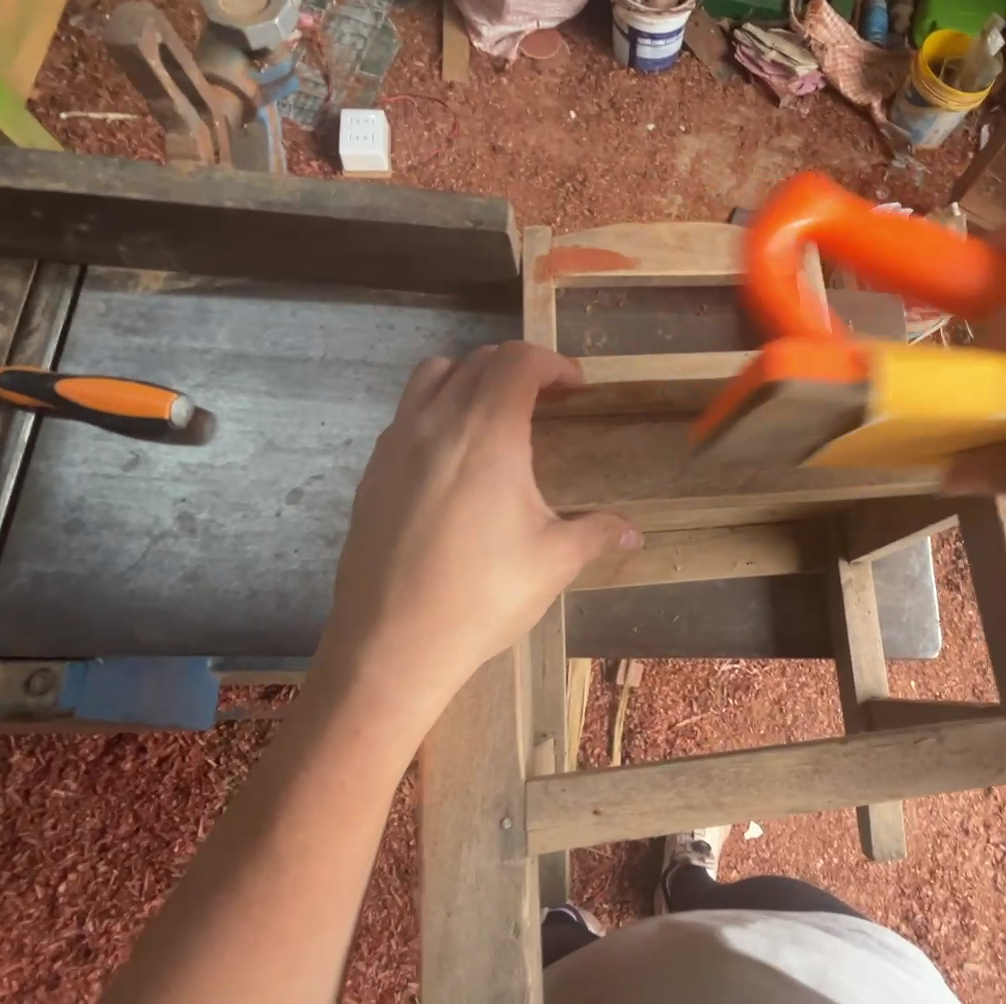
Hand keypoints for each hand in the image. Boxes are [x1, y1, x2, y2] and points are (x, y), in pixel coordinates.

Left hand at [322, 342, 639, 694]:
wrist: (392, 645)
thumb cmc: (483, 597)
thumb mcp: (553, 562)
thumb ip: (596, 532)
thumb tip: (634, 532)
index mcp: (486, 433)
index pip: (518, 361)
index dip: (553, 363)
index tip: (576, 388)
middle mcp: (436, 423)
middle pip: (478, 360)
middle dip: (518, 368)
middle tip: (546, 401)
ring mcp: (394, 445)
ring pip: (432, 375)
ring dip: (471, 378)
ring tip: (495, 416)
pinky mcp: (371, 472)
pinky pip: (407, 413)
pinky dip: (438, 409)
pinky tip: (455, 460)